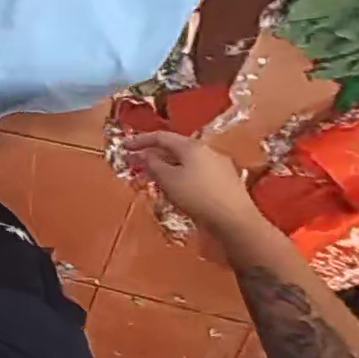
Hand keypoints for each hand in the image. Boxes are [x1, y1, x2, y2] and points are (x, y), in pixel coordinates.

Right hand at [123, 131, 261, 233]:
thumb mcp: (167, 180)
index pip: (161, 137)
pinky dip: (180, 175)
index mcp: (191, 146)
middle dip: (153, 155)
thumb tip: (143, 155)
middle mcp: (206, 150)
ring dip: (166, 166)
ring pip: (185, 161)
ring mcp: (218, 164)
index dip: (140, 141)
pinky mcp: (225, 180)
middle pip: (174, 148)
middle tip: (136, 164)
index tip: (123, 147)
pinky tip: (177, 188)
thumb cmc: (197, 196)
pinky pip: (196, 171)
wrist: (235, 220)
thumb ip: (152, 164)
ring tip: (154, 178)